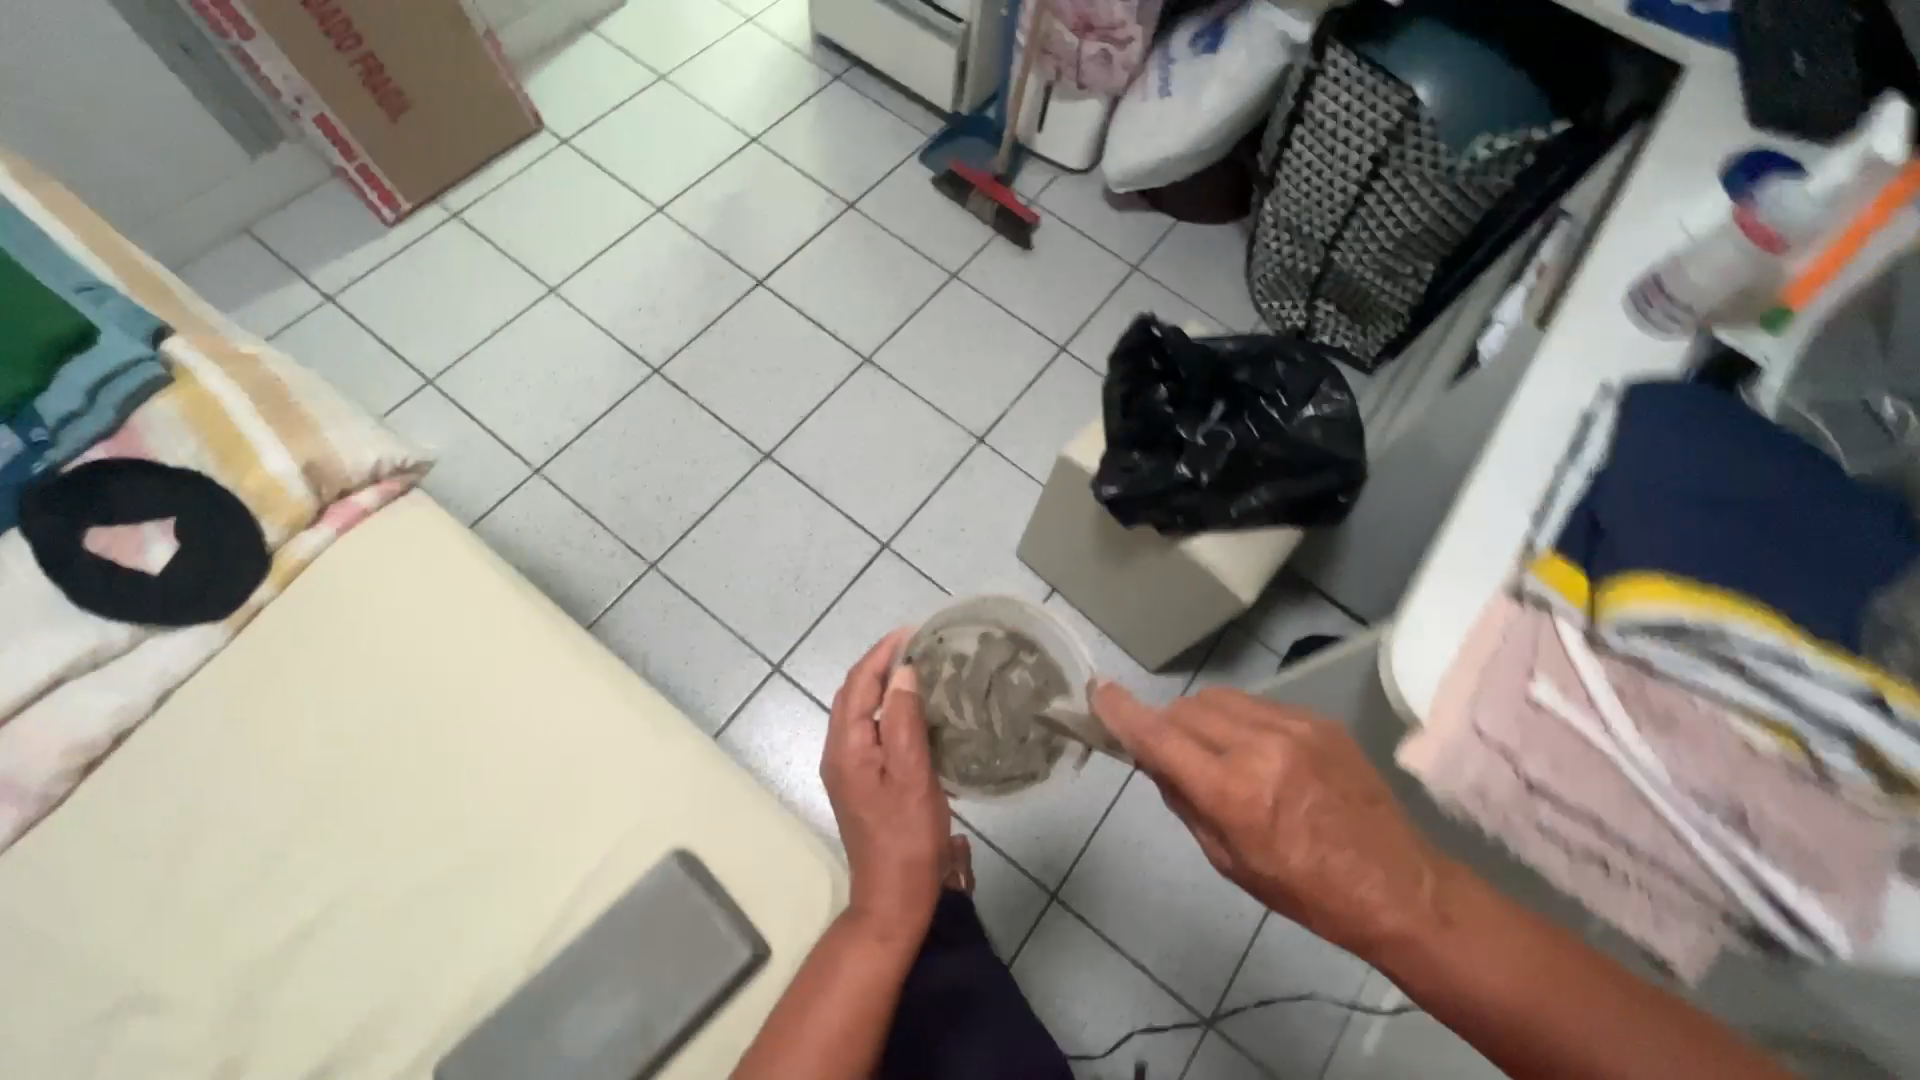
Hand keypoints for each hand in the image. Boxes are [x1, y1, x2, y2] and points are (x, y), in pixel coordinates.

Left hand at [822, 629, 949, 945]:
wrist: (893, 896)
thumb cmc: (907, 836)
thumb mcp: (913, 774)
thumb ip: (905, 720)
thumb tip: (902, 673)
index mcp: (847, 747)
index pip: (859, 684)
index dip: (882, 653)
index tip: (912, 632)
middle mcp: (838, 753)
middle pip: (852, 694)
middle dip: (878, 664)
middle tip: (916, 646)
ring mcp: (846, 770)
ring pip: (858, 712)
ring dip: (881, 686)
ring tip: (915, 669)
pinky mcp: (859, 783)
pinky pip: (867, 731)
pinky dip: (885, 710)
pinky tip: (912, 712)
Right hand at [1092, 683, 1449, 954]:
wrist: (1399, 886)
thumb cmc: (1305, 890)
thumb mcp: (1229, 861)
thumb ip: (1185, 801)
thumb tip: (1155, 760)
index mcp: (1234, 791)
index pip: (1160, 737)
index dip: (1123, 713)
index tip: (1099, 692)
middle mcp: (1261, 747)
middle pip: (1187, 709)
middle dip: (1167, 724)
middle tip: (1170, 753)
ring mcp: (1295, 727)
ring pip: (1220, 699)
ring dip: (1201, 718)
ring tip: (1216, 751)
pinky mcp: (1319, 721)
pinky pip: (1258, 705)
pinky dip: (1240, 721)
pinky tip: (1258, 751)